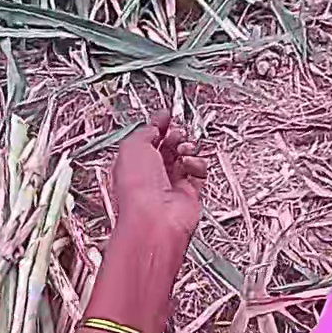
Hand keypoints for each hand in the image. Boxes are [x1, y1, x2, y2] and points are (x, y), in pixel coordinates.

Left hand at [109, 111, 207, 249]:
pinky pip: (198, 173)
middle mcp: (151, 175)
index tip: (167, 116)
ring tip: (184, 150)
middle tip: (178, 133)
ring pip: (185, 158)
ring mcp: (170, 185)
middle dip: (175, 136)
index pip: (148, 139)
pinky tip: (190, 164)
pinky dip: (197, 165)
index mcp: (132, 163)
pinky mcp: (188, 195)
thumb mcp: (132, 145)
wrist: (154, 216)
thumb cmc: (137, 187)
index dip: (158, 126)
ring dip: (187, 149)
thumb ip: (146, 130)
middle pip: (168, 147)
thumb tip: (156, 123)